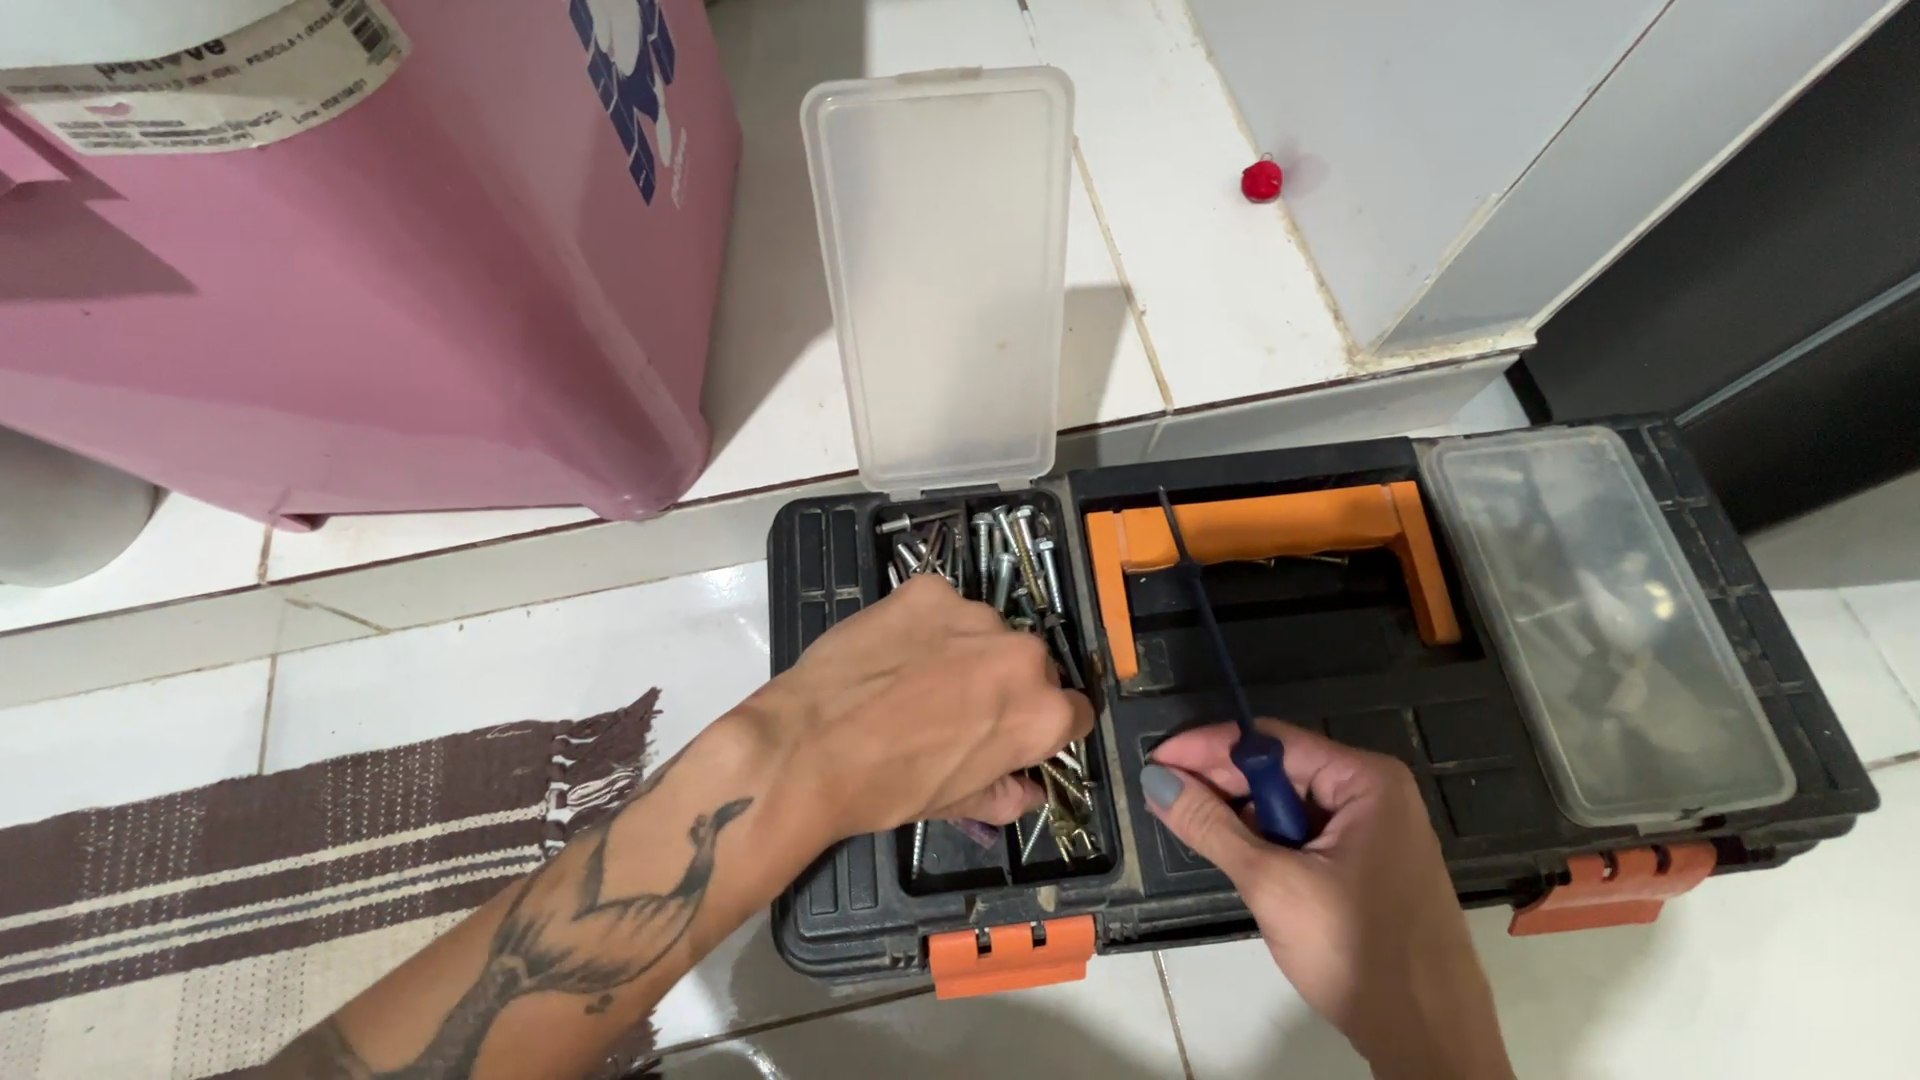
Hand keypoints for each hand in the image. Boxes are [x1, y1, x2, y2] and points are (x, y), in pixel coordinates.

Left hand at [745, 575, 1093, 841]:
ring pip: (985, 633)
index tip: (1017, 733)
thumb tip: (1026, 790)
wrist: (809, 746)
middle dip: (1004, 685)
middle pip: (1031, 666)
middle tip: (957, 709)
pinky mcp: (929, 589)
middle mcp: (1023, 655)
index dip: (1045, 728)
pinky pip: (942, 607)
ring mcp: (974, 614)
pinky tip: (893, 653)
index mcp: (1042, 713)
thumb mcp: (956, 804)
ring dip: (965, 651)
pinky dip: (926, 626)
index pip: (1074, 712)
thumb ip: (1007, 794)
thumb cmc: (888, 787)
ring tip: (915, 679)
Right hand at [1142, 721, 1512, 1079]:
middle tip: (1163, 796)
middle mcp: (1373, 793)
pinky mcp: (1366, 864)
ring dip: (1239, 814)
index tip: (1155, 762)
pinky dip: (1264, 840)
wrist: (1432, 1045)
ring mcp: (1374, 830)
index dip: (1207, 748)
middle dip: (1220, 782)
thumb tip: (1154, 779)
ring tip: (1191, 826)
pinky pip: (1303, 833)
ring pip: (1286, 803)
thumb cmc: (1358, 953)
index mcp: (1365, 781)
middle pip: (1278, 769)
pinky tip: (1232, 852)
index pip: (1270, 742)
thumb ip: (1209, 826)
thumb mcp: (1271, 884)